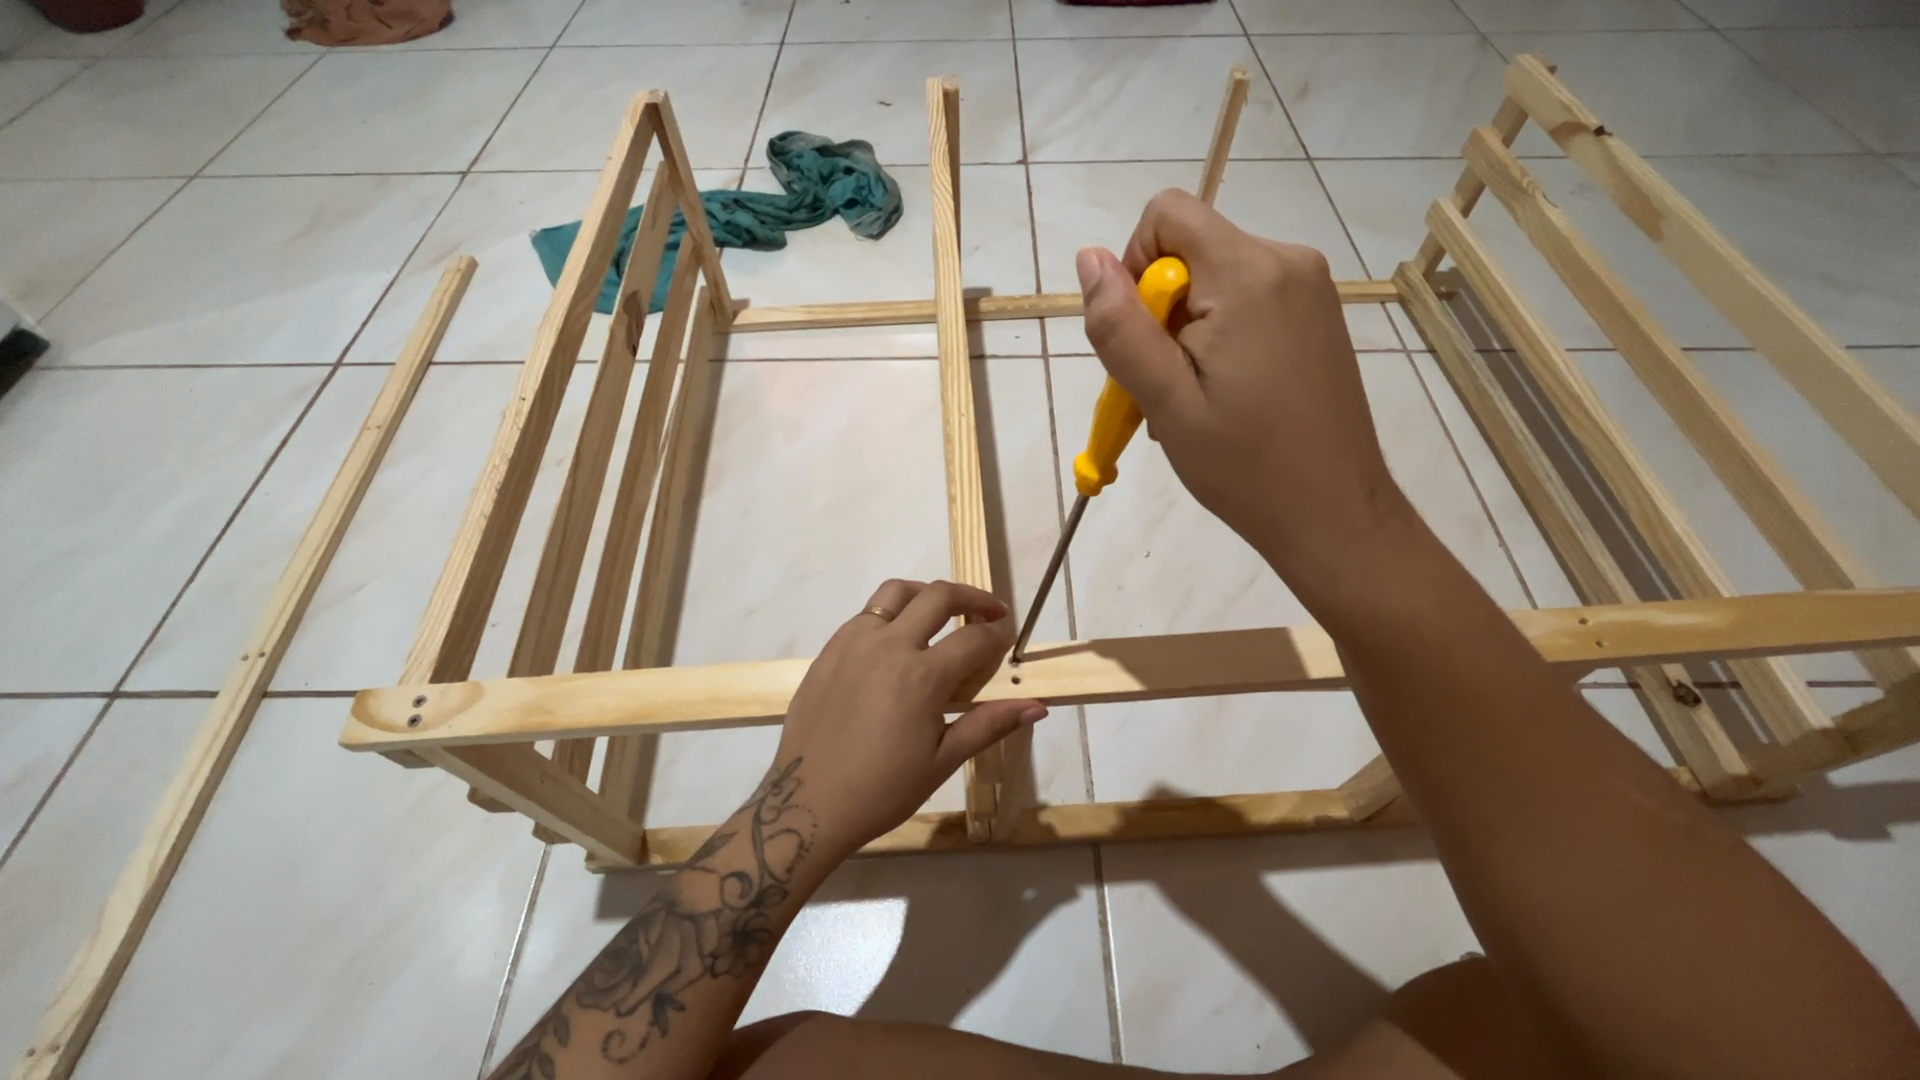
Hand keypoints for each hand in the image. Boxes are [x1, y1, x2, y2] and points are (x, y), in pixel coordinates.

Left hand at [773, 579, 1046, 856]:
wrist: (808, 803)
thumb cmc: (882, 790)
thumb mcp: (942, 761)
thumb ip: (989, 724)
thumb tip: (1037, 706)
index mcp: (921, 675)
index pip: (974, 639)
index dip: (998, 636)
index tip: (1008, 639)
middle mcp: (888, 646)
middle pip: (938, 596)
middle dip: (972, 598)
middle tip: (990, 612)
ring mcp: (853, 643)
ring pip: (895, 593)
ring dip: (927, 594)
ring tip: (942, 611)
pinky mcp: (829, 650)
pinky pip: (865, 614)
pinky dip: (891, 613)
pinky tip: (897, 641)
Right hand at [1077, 189, 1416, 609]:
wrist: (1334, 514)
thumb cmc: (1244, 466)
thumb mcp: (1165, 400)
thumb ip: (1120, 326)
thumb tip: (1090, 258)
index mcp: (1249, 273)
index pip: (1167, 212)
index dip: (1136, 266)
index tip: (1145, 337)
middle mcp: (1287, 261)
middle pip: (1190, 248)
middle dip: (1160, 309)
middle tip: (1167, 386)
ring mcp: (1309, 289)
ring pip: (1214, 279)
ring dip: (1186, 331)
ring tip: (1195, 400)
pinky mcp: (1317, 316)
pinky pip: (1245, 301)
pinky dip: (1219, 338)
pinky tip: (1225, 396)